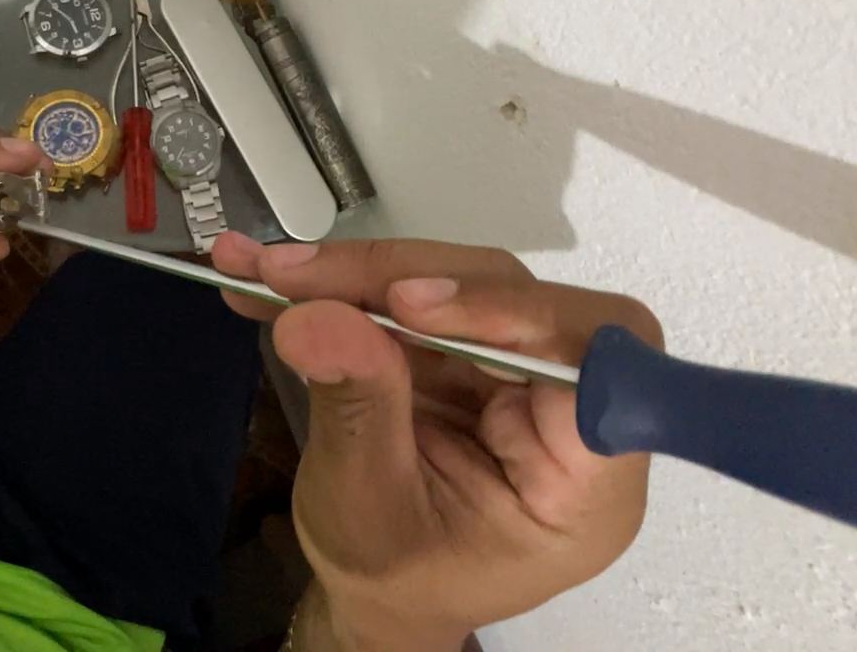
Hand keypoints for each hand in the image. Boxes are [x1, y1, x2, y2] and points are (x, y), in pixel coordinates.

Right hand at [210, 235, 662, 650]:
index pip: (594, 364)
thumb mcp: (368, 513)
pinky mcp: (456, 340)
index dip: (515, 313)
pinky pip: (402, 289)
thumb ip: (355, 413)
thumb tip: (311, 316)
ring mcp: (505, 362)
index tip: (409, 304)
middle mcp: (556, 402)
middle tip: (296, 275)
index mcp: (580, 475)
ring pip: (447, 276)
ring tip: (262, 271)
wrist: (376, 587)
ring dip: (349, 270)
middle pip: (506, 295)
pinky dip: (332, 280)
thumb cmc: (394, 578)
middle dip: (392, 277)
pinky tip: (262, 277)